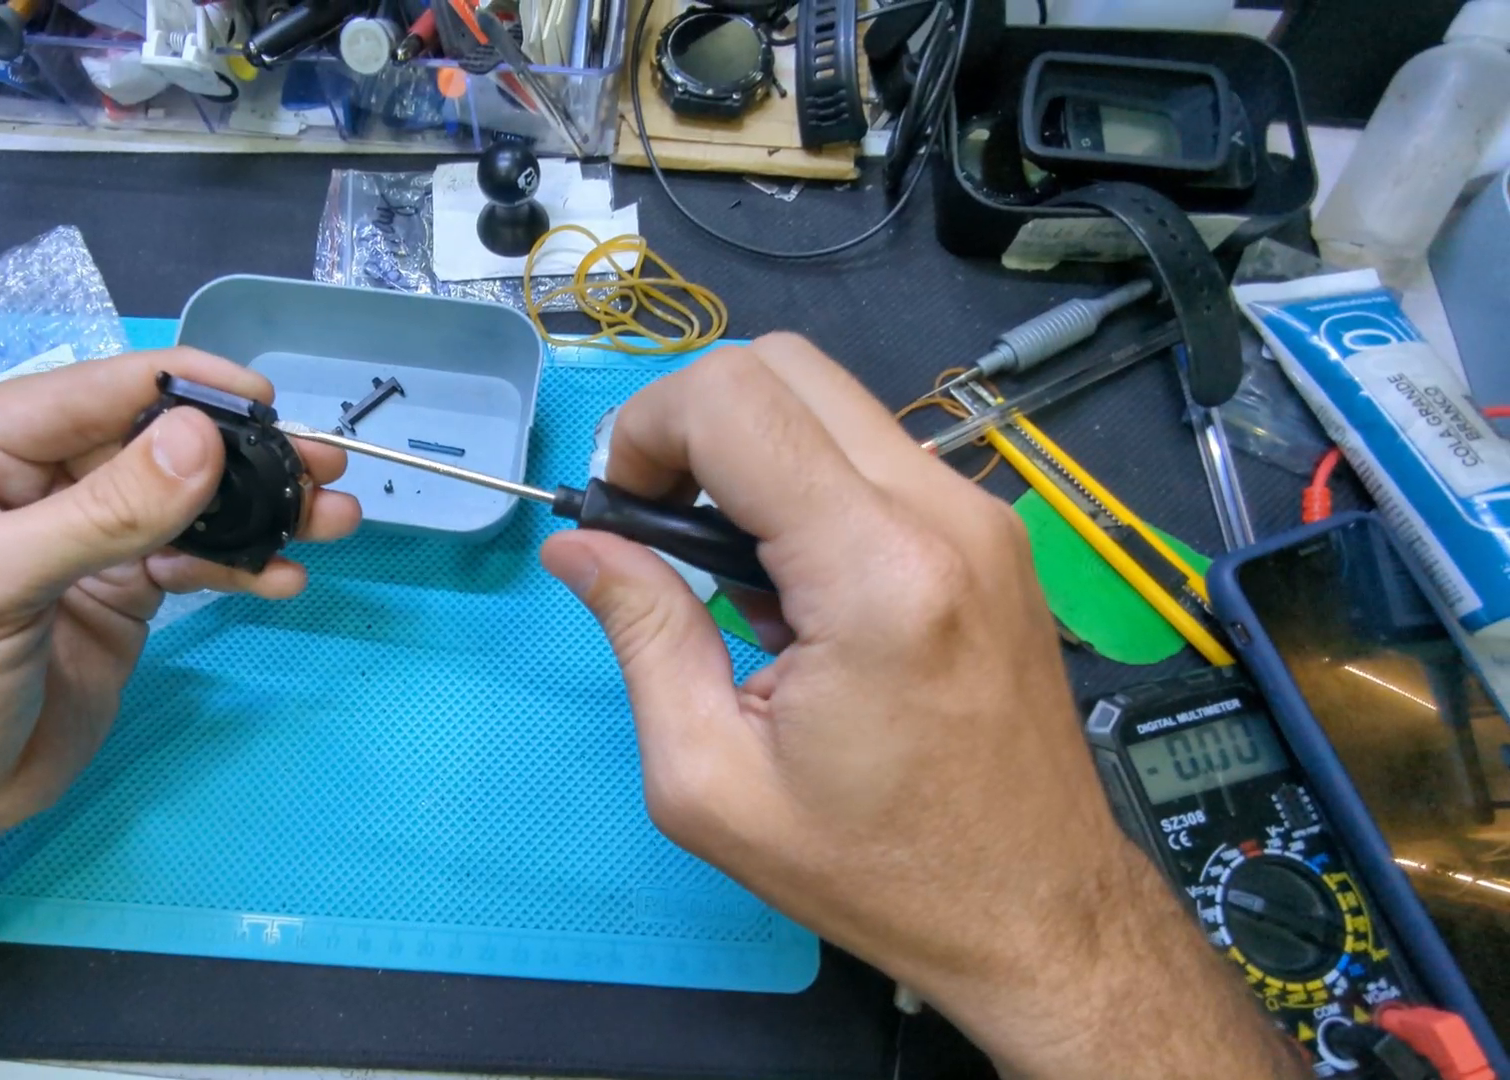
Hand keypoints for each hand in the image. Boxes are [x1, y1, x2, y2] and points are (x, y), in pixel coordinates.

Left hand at [0, 348, 360, 887]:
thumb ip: (104, 512)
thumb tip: (203, 439)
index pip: (90, 393)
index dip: (182, 387)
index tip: (265, 400)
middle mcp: (34, 479)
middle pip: (158, 446)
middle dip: (243, 457)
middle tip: (323, 464)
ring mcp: (88, 536)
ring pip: (189, 504)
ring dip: (262, 512)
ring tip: (331, 518)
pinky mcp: (125, 588)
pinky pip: (196, 561)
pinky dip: (243, 568)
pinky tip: (283, 577)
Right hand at [539, 335, 1299, 1077]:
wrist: (1037, 913)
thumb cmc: (869, 867)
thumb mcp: (707, 778)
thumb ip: (639, 635)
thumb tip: (577, 546)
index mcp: (873, 573)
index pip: (734, 400)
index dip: (646, 428)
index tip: (622, 509)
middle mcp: (940, 511)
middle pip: (779, 364)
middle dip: (687, 419)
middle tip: (658, 518)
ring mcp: (976, 510)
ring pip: (822, 396)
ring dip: (740, 446)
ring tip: (721, 558)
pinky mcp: (984, 527)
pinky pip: (861, 446)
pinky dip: (793, 474)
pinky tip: (787, 574)